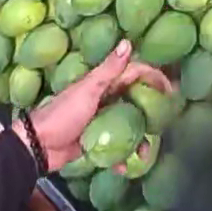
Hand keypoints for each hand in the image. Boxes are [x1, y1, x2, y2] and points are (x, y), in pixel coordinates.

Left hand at [21, 41, 172, 172]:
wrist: (39, 145)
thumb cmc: (64, 113)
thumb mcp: (88, 90)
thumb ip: (108, 70)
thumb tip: (127, 43)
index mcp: (103, 83)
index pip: (134, 73)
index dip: (153, 77)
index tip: (171, 89)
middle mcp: (106, 99)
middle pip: (136, 101)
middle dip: (151, 114)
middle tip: (164, 126)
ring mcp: (101, 119)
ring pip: (129, 126)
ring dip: (139, 140)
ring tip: (143, 154)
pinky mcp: (96, 139)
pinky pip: (116, 147)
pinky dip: (122, 157)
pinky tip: (123, 168)